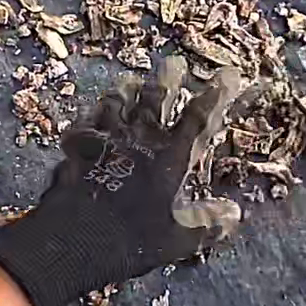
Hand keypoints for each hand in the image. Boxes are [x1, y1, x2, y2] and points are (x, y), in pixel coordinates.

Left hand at [0, 59, 243, 305]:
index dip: (214, 96)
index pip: (197, 120)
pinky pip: (84, 124)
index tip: (228, 74)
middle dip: (167, 81)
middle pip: (154, 102)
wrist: (72, 237)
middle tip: (174, 63)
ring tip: (129, 80)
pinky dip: (90, 116)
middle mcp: (136, 142)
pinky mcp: (75, 149)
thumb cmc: (129, 242)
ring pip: (116, 105)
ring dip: (125, 92)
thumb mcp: (175, 240)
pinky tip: (88, 113)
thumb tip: (233, 213)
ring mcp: (103, 141)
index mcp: (167, 160)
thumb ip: (203, 223)